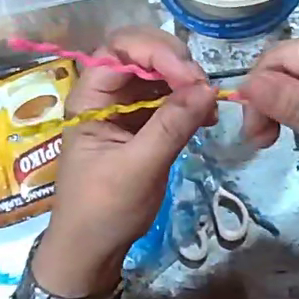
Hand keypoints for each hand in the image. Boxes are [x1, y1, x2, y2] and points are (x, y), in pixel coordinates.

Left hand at [41, 27, 215, 294]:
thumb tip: (207, 89)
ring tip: (208, 103)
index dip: (156, 53)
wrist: (92, 248)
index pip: (119, 50)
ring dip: (186, 79)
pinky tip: (206, 115)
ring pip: (158, 71)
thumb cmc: (103, 209)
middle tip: (202, 87)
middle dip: (174, 61)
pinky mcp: (142, 121)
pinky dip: (188, 99)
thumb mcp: (138, 168)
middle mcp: (105, 92)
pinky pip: (168, 96)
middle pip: (140, 52)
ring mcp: (124, 105)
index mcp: (89, 96)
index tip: (190, 78)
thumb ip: (171, 126)